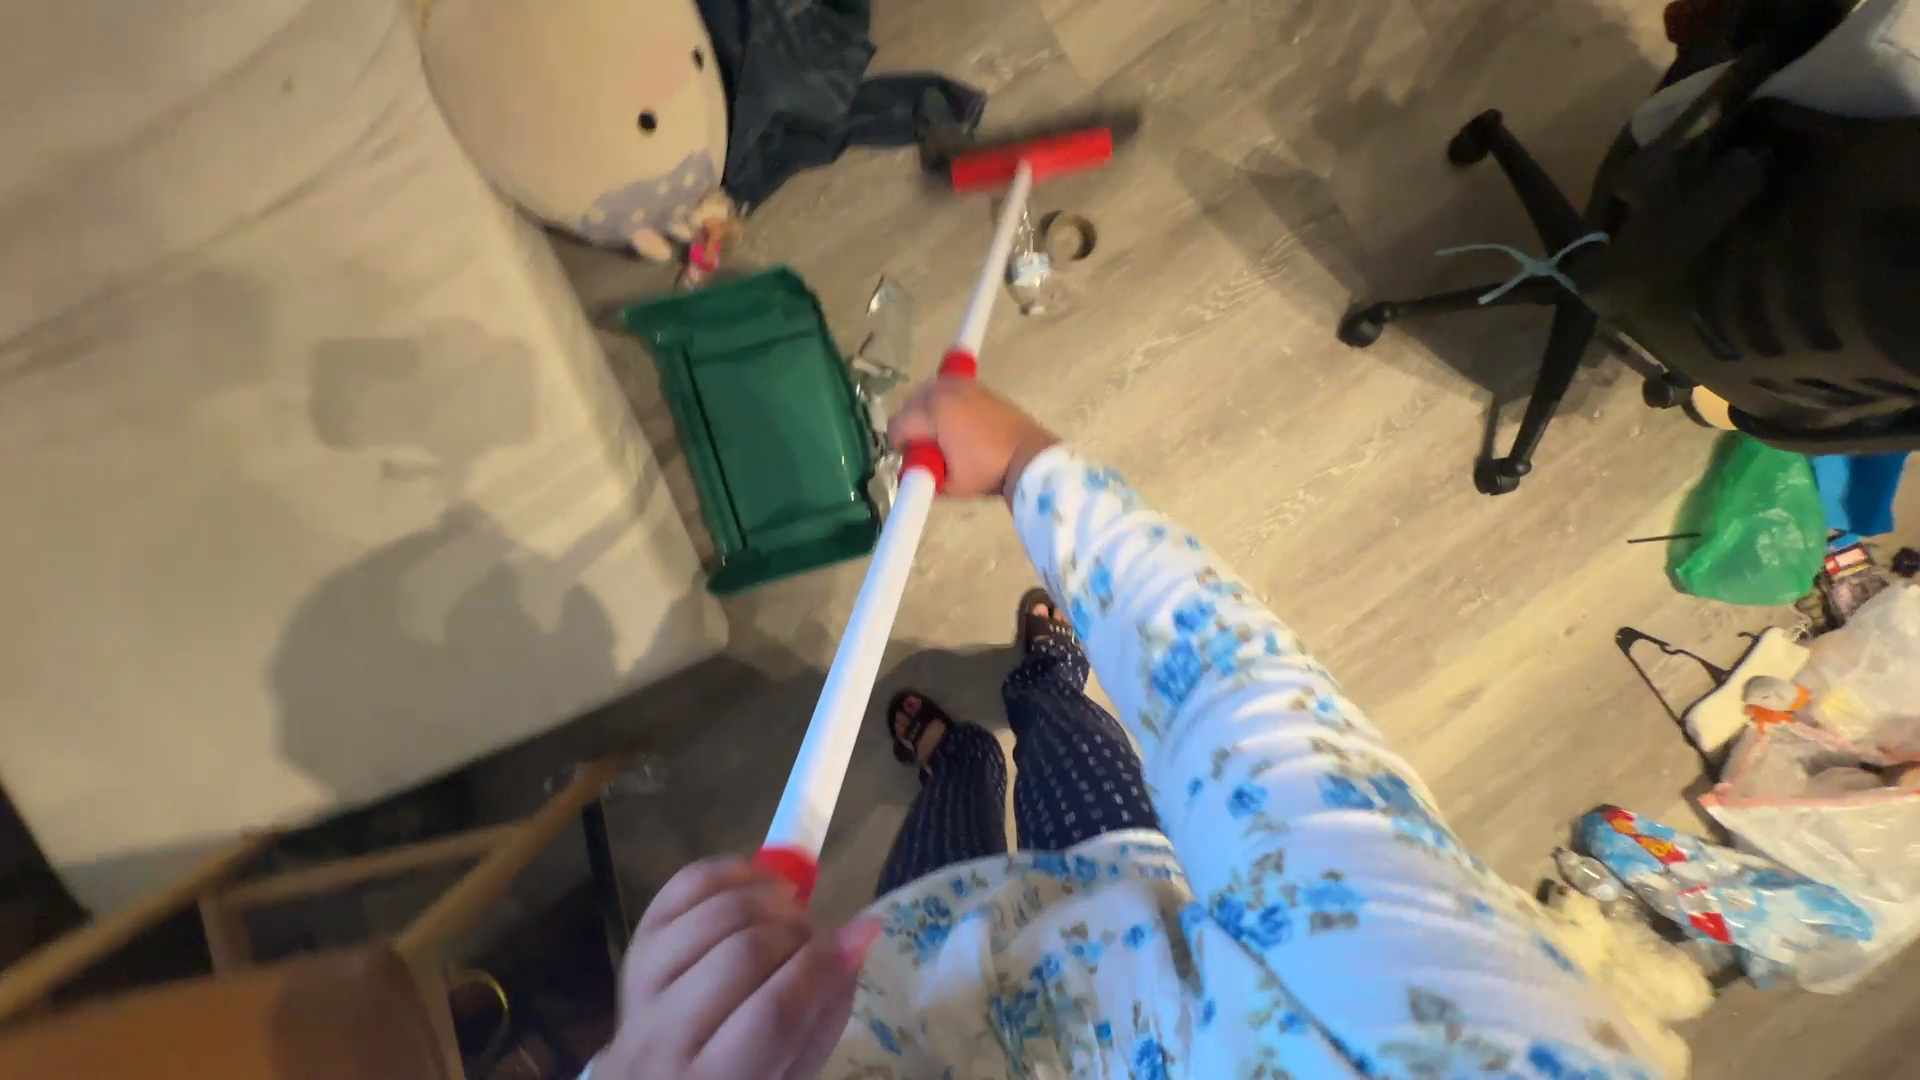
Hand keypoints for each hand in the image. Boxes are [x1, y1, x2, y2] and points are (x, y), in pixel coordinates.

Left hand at [596, 858, 881, 1079]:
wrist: (665, 1075)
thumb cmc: (746, 1073)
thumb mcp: (795, 1064)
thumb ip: (831, 1001)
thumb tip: (864, 929)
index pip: (773, 1012)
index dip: (821, 965)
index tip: (850, 940)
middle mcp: (663, 1039)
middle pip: (742, 954)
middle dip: (796, 931)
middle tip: (812, 935)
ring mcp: (641, 987)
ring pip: (715, 914)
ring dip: (768, 897)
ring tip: (787, 909)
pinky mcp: (637, 942)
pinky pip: (686, 885)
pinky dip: (733, 870)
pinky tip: (759, 884)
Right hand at [887, 379, 1058, 499]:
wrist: (1028, 456)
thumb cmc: (988, 471)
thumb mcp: (949, 484)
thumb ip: (922, 476)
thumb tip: (910, 472)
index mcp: (933, 411)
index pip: (899, 424)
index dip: (898, 444)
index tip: (907, 459)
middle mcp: (944, 391)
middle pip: (910, 403)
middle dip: (909, 424)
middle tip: (921, 447)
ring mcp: (963, 385)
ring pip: (927, 391)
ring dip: (923, 410)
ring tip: (934, 432)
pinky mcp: (978, 386)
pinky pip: (948, 387)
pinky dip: (942, 400)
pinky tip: (950, 419)